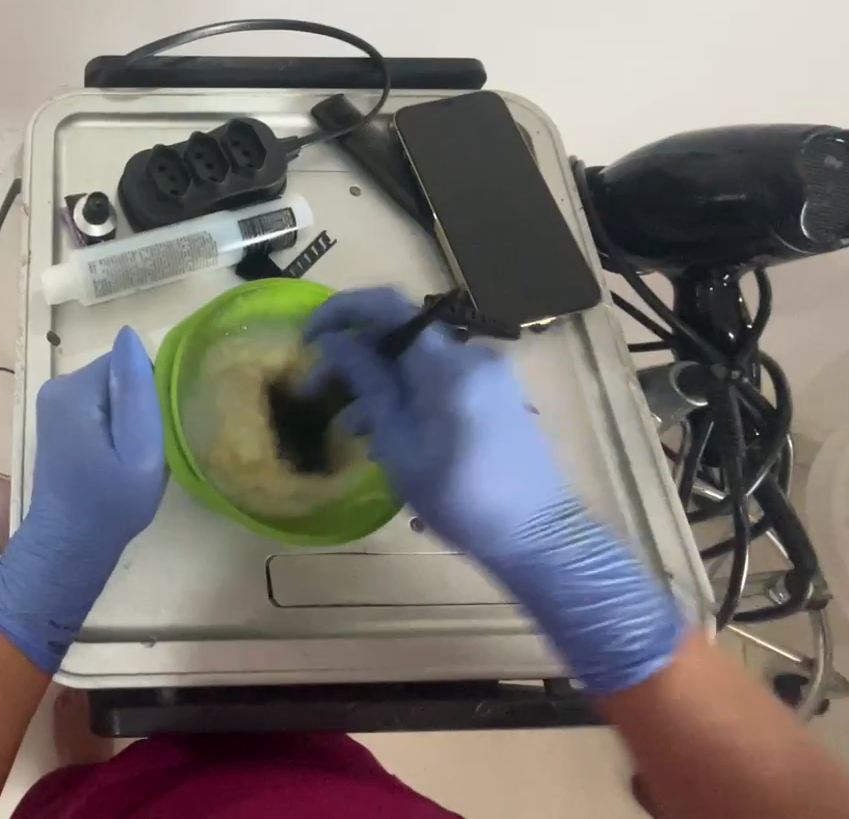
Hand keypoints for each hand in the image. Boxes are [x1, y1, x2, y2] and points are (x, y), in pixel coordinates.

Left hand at [0, 326, 166, 672]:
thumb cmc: (110, 504)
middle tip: (148, 446)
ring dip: (127, 416)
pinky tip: (117, 456)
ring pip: (109, 391)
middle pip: (117, 374)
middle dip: (138, 404)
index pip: (128, 363)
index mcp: (74, 389)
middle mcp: (57, 387)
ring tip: (133, 454)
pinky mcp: (56, 420)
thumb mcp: (140, 451)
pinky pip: (97, 406)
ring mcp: (52, 404)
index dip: (152, 391)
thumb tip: (131, 335)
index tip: (159, 427)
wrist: (69, 547)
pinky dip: (112, 425)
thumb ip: (139, 393)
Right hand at [308, 287, 683, 692]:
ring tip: (345, 427)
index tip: (308, 338)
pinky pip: (434, 379)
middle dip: (350, 358)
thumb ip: (368, 383)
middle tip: (312, 392)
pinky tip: (382, 434)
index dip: (341, 310)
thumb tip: (333, 341)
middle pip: (396, 335)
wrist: (540, 542)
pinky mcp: (491, 396)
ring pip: (412, 360)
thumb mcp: (400, 442)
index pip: (387, 305)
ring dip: (373, 383)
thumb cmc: (462, 497)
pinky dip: (403, 394)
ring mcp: (484, 376)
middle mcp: (470, 357)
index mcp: (448, 365)